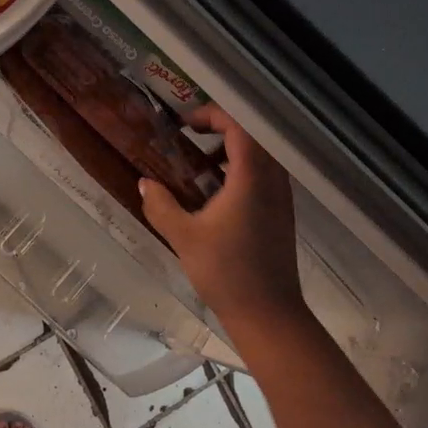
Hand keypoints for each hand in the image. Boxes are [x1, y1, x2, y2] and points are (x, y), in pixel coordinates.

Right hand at [140, 105, 305, 324]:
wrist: (268, 312)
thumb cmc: (226, 271)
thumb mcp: (183, 237)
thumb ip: (161, 205)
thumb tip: (145, 183)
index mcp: (252, 176)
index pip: (239, 125)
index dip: (212, 115)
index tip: (185, 124)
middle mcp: (273, 179)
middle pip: (252, 136)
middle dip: (220, 131)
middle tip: (189, 139)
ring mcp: (282, 197)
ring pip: (260, 157)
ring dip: (230, 153)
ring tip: (198, 169)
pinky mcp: (282, 214)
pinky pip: (264, 177)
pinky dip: (240, 173)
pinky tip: (215, 198)